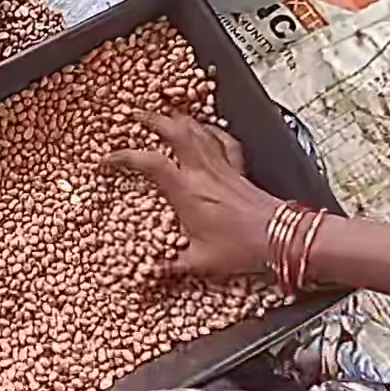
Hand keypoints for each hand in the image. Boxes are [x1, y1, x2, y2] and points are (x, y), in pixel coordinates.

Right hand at [103, 112, 283, 278]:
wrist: (282, 239)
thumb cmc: (240, 248)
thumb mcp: (198, 261)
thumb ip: (168, 266)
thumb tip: (144, 275)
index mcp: (186, 191)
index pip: (149, 163)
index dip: (124, 157)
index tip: (107, 160)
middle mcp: (202, 172)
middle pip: (176, 132)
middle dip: (152, 120)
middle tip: (134, 115)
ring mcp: (222, 167)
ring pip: (199, 131)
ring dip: (179, 119)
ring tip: (164, 115)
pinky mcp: (238, 170)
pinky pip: (225, 142)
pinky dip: (213, 131)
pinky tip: (207, 128)